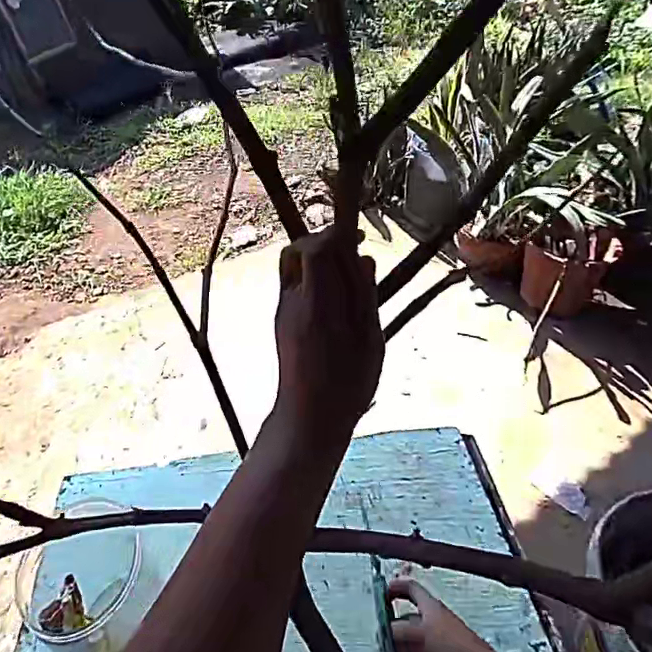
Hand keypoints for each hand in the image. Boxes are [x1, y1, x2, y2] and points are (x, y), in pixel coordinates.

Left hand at [272, 228, 380, 446]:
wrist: (308, 417)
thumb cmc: (347, 385)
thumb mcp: (370, 342)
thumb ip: (364, 297)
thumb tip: (363, 259)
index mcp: (316, 307)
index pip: (316, 251)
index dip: (336, 234)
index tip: (359, 235)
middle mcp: (292, 302)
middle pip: (299, 250)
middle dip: (326, 241)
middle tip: (354, 250)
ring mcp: (282, 308)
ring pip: (294, 264)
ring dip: (319, 257)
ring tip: (348, 273)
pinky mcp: (281, 316)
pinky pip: (294, 281)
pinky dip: (314, 275)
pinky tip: (336, 294)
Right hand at [387, 574, 532, 651]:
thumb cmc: (455, 648)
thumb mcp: (419, 633)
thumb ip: (397, 631)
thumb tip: (385, 634)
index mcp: (431, 607)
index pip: (410, 589)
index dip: (395, 588)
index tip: (381, 594)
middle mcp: (434, 625)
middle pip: (407, 620)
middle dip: (391, 628)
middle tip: (380, 638)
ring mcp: (438, 647)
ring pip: (411, 645)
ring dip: (396, 651)